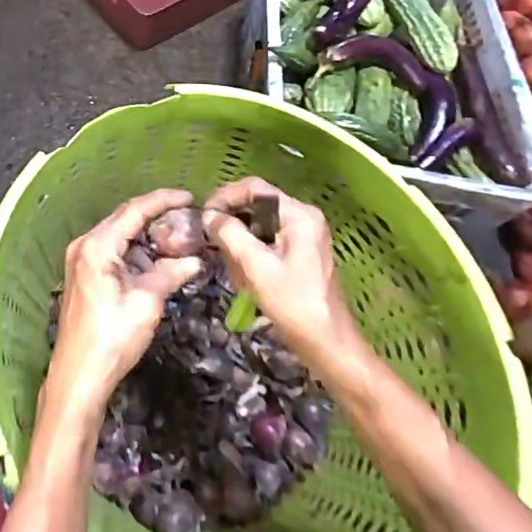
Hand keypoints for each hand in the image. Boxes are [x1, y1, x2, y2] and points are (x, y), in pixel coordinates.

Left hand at [46, 189, 203, 415]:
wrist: (78, 374)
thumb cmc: (112, 338)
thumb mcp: (147, 303)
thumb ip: (169, 274)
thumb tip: (194, 260)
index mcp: (97, 246)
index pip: (134, 211)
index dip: (162, 200)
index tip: (188, 196)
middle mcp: (84, 245)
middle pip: (123, 219)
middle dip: (155, 217)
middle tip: (186, 217)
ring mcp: (80, 259)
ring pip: (118, 235)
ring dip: (145, 236)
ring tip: (176, 240)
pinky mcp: (82, 273)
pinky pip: (111, 250)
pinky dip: (133, 252)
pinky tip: (155, 260)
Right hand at [202, 178, 371, 379]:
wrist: (327, 343)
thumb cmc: (293, 303)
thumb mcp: (256, 267)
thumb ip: (229, 234)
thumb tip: (209, 216)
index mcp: (299, 215)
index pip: (254, 188)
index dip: (224, 196)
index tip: (204, 216)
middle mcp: (303, 216)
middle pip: (255, 203)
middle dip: (231, 219)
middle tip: (210, 238)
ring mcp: (303, 233)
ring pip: (258, 221)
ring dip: (238, 236)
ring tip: (225, 258)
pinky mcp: (298, 250)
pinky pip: (266, 236)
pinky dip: (249, 247)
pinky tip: (240, 269)